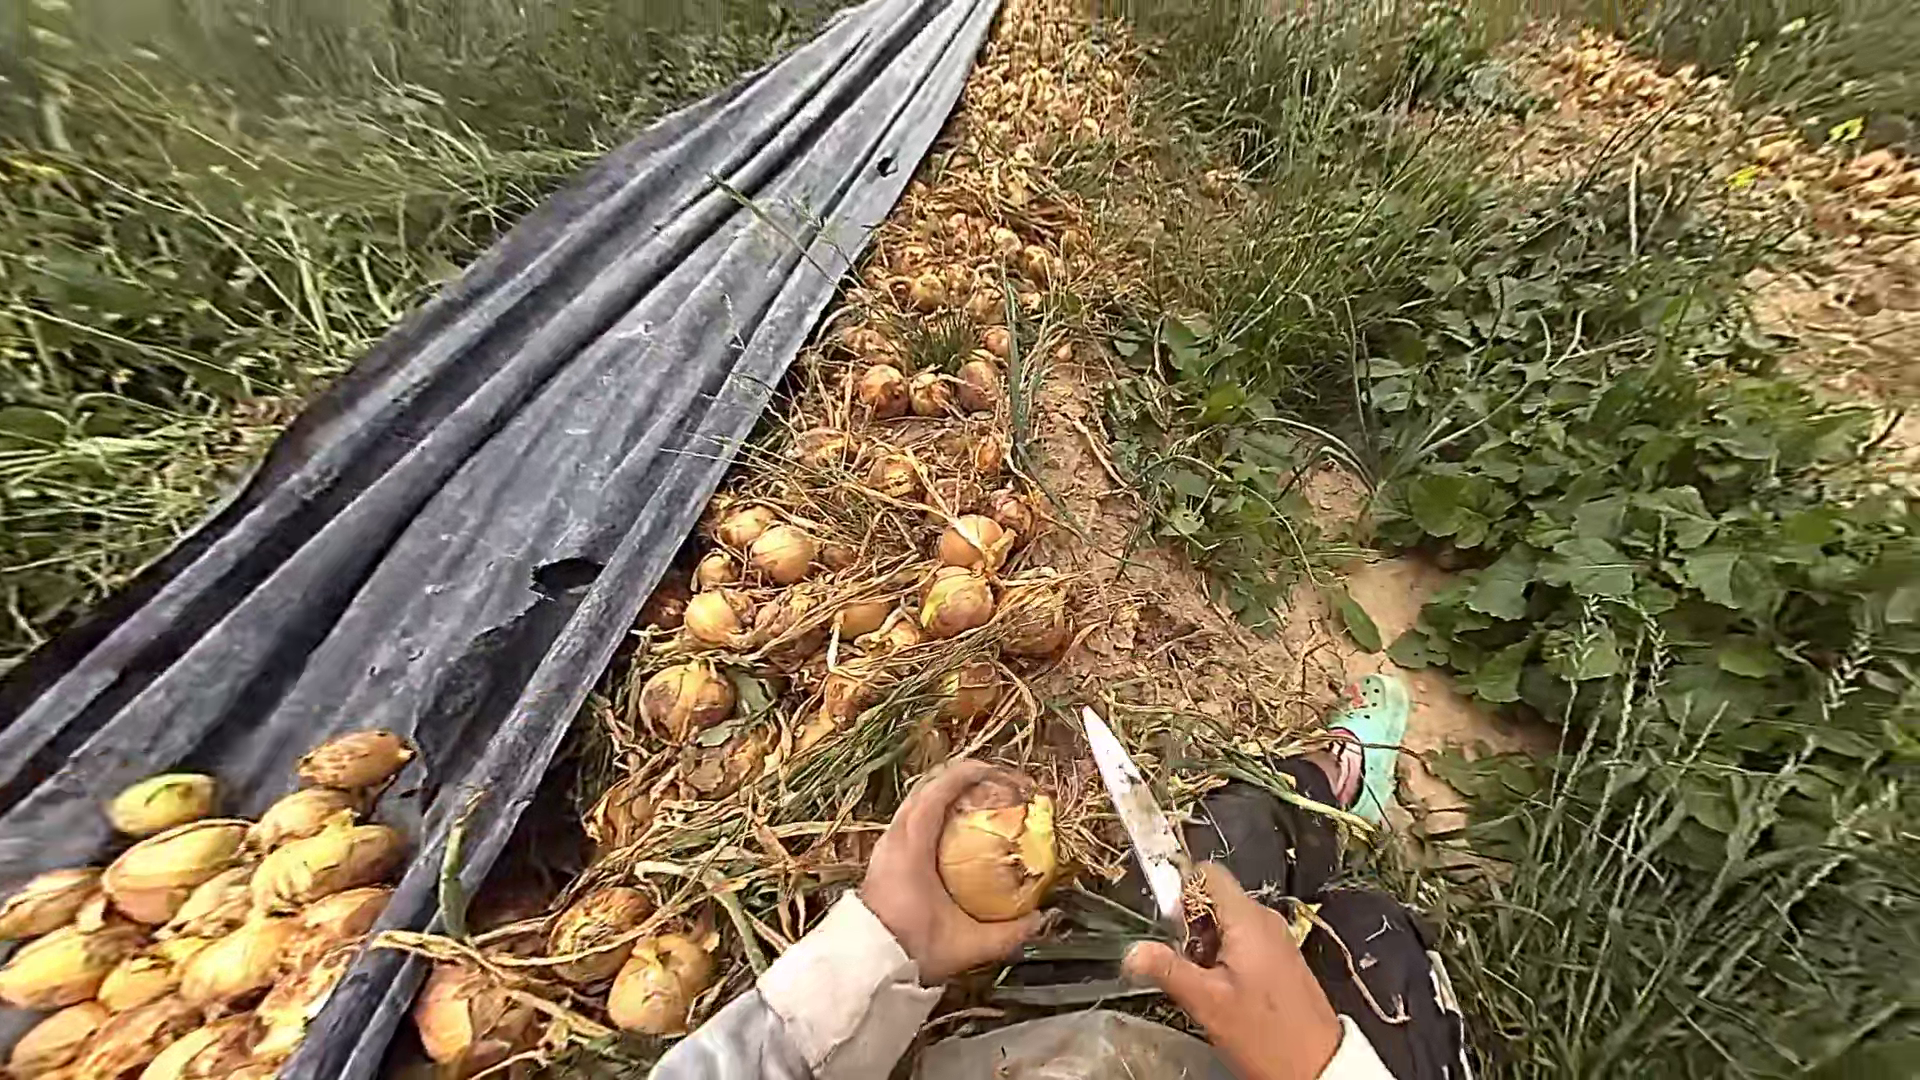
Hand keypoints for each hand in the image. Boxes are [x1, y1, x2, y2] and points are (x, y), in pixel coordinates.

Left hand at [861, 759, 1045, 983]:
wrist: (865, 969)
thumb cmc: (912, 948)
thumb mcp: (965, 944)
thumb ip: (1007, 933)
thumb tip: (1041, 919)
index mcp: (913, 843)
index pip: (938, 790)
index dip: (968, 774)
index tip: (997, 772)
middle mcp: (897, 833)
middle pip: (928, 785)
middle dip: (961, 776)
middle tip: (993, 782)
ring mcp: (887, 841)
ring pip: (918, 798)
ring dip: (946, 790)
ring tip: (977, 797)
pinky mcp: (885, 853)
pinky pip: (912, 814)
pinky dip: (934, 807)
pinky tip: (954, 825)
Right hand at [1123, 864, 1342, 1079]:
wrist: (1325, 1077)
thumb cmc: (1266, 1036)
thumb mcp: (1209, 1004)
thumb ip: (1168, 969)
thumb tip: (1131, 951)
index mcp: (1247, 918)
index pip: (1207, 873)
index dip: (1183, 890)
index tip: (1174, 926)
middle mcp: (1264, 918)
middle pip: (1215, 896)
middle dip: (1193, 922)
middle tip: (1187, 960)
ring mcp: (1277, 938)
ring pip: (1228, 918)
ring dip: (1208, 940)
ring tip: (1207, 979)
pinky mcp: (1284, 958)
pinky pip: (1245, 936)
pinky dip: (1228, 952)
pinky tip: (1227, 988)